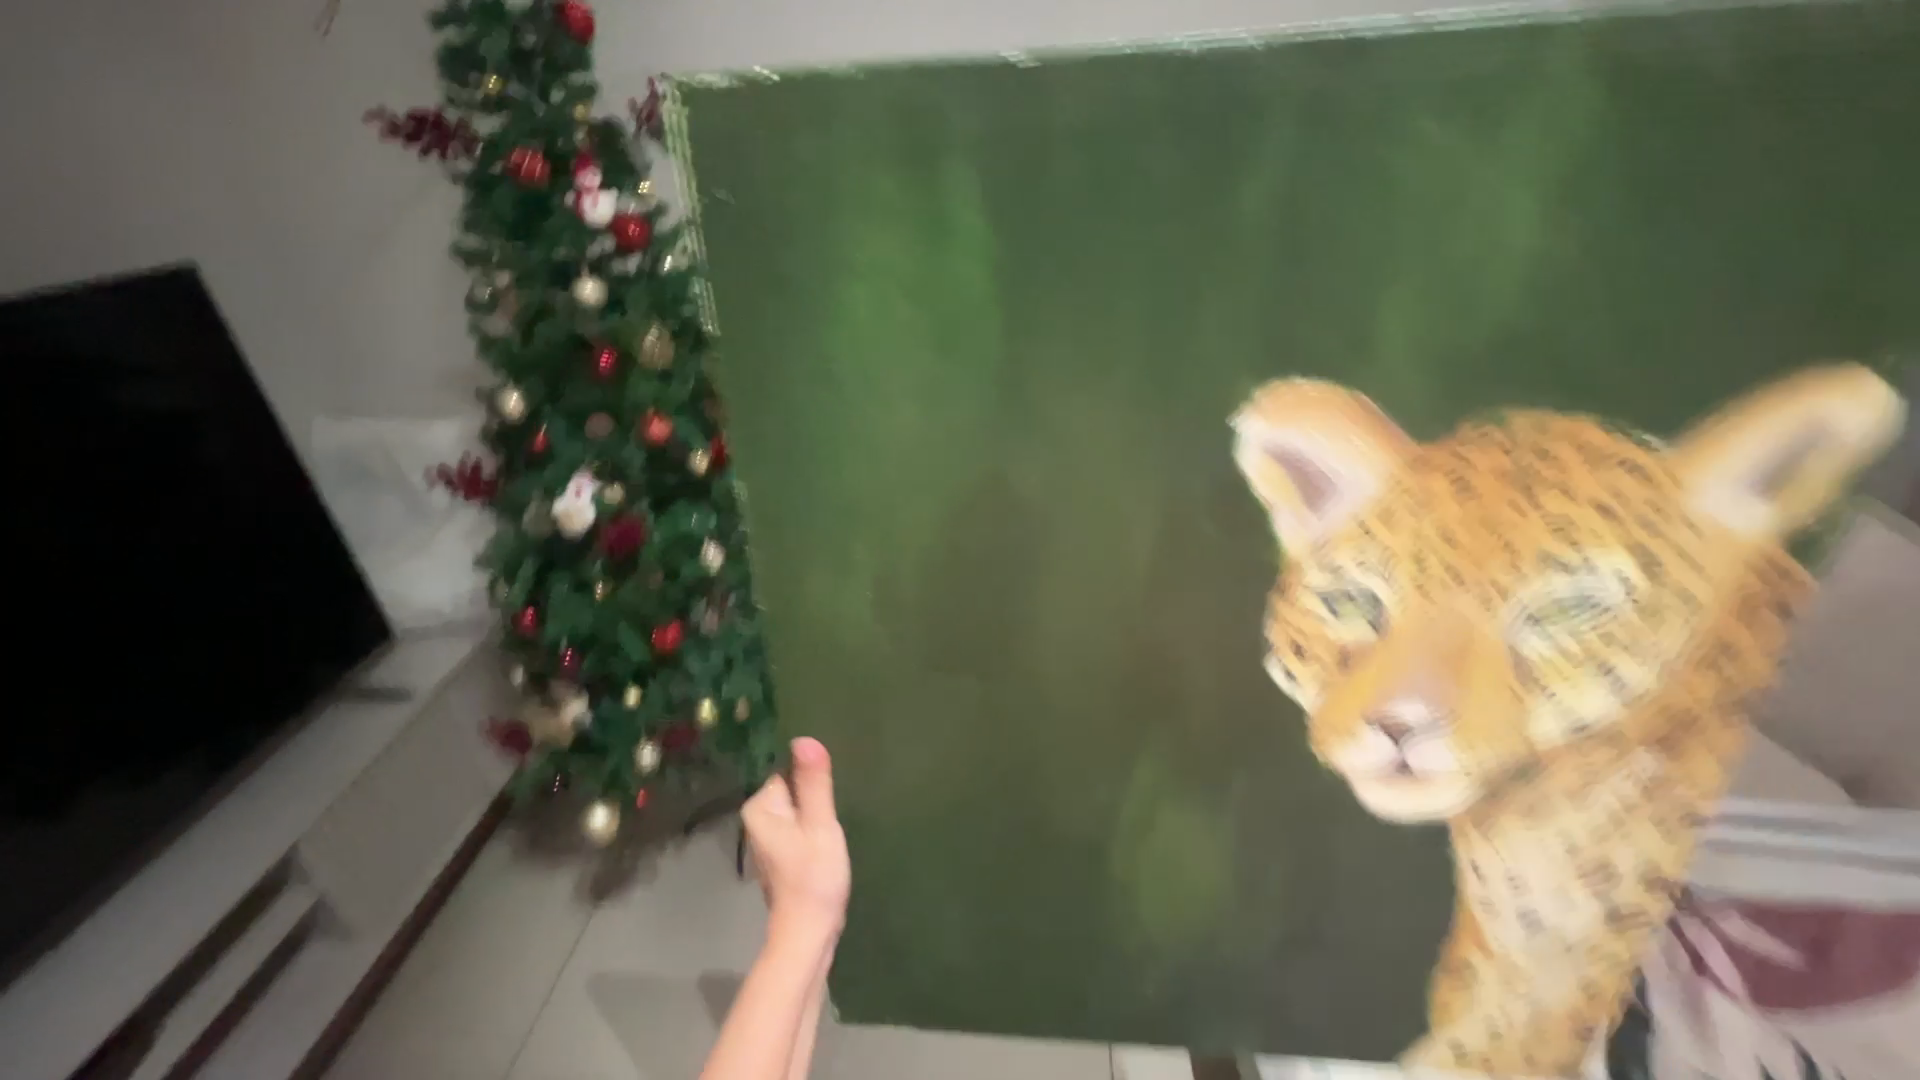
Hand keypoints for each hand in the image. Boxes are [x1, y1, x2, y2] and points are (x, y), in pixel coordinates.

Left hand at [743, 737, 849, 942]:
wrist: (808, 933)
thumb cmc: (815, 877)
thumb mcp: (820, 824)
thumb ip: (813, 782)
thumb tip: (804, 739)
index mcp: (760, 807)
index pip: (788, 771)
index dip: (812, 780)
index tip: (828, 794)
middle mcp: (756, 818)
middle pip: (793, 788)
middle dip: (814, 796)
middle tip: (832, 815)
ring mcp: (768, 837)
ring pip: (798, 807)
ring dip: (816, 813)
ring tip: (831, 828)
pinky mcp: (781, 852)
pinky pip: (799, 825)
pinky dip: (813, 829)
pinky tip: (826, 843)